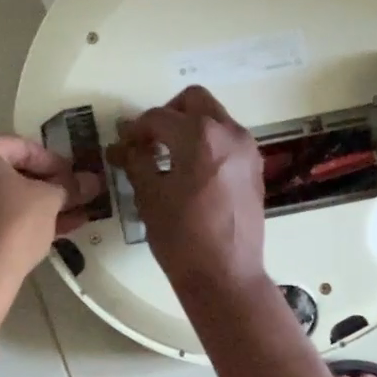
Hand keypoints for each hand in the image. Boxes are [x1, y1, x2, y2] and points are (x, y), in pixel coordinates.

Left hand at [0, 131, 101, 301]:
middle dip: (46, 185)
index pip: (23, 147)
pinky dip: (16, 216)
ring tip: (72, 214)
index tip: (78, 177)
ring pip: (0, 193)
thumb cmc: (10, 225)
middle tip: (75, 195)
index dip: (56, 164)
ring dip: (35, 203)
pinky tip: (53, 229)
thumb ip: (70, 186)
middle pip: (9, 170)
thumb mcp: (49, 201)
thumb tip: (92, 181)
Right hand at [107, 86, 266, 292]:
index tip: (122, 145)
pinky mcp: (254, 168)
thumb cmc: (182, 238)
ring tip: (168, 157)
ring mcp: (247, 150)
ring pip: (215, 118)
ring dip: (190, 127)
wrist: (226, 276)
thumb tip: (124, 147)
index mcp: (199, 136)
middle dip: (167, 115)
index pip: (158, 117)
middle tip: (149, 141)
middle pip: (194, 100)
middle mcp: (229, 133)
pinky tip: (190, 172)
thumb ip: (136, 162)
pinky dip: (207, 144)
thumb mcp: (149, 197)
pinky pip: (228, 140)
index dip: (135, 130)